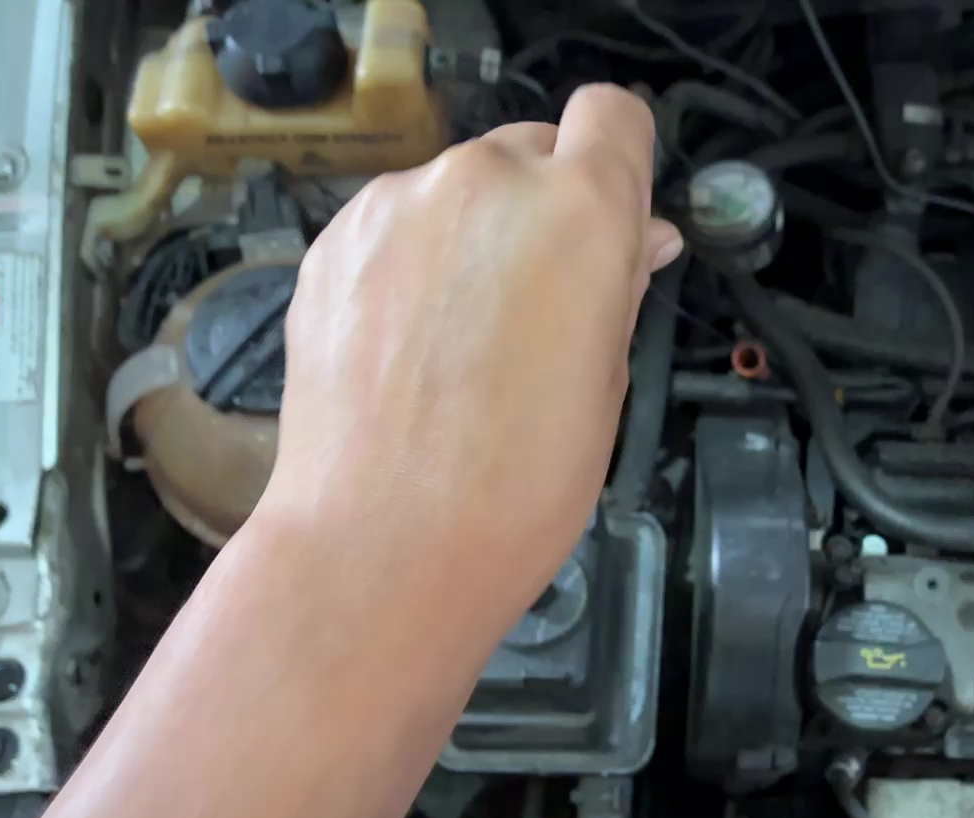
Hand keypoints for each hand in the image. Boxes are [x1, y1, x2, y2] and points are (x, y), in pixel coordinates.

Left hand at [256, 85, 682, 639]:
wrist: (390, 542)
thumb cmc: (529, 480)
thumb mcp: (609, 380)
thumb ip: (622, 286)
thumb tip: (640, 238)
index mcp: (579, 215)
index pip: (614, 118)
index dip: (624, 167)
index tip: (619, 225)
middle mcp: (484, 182)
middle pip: (536, 151)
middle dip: (554, 209)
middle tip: (551, 304)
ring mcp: (395, 205)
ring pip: (464, 189)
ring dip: (486, 237)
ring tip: (477, 338)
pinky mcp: (333, 243)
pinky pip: (403, 224)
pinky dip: (424, 262)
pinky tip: (420, 345)